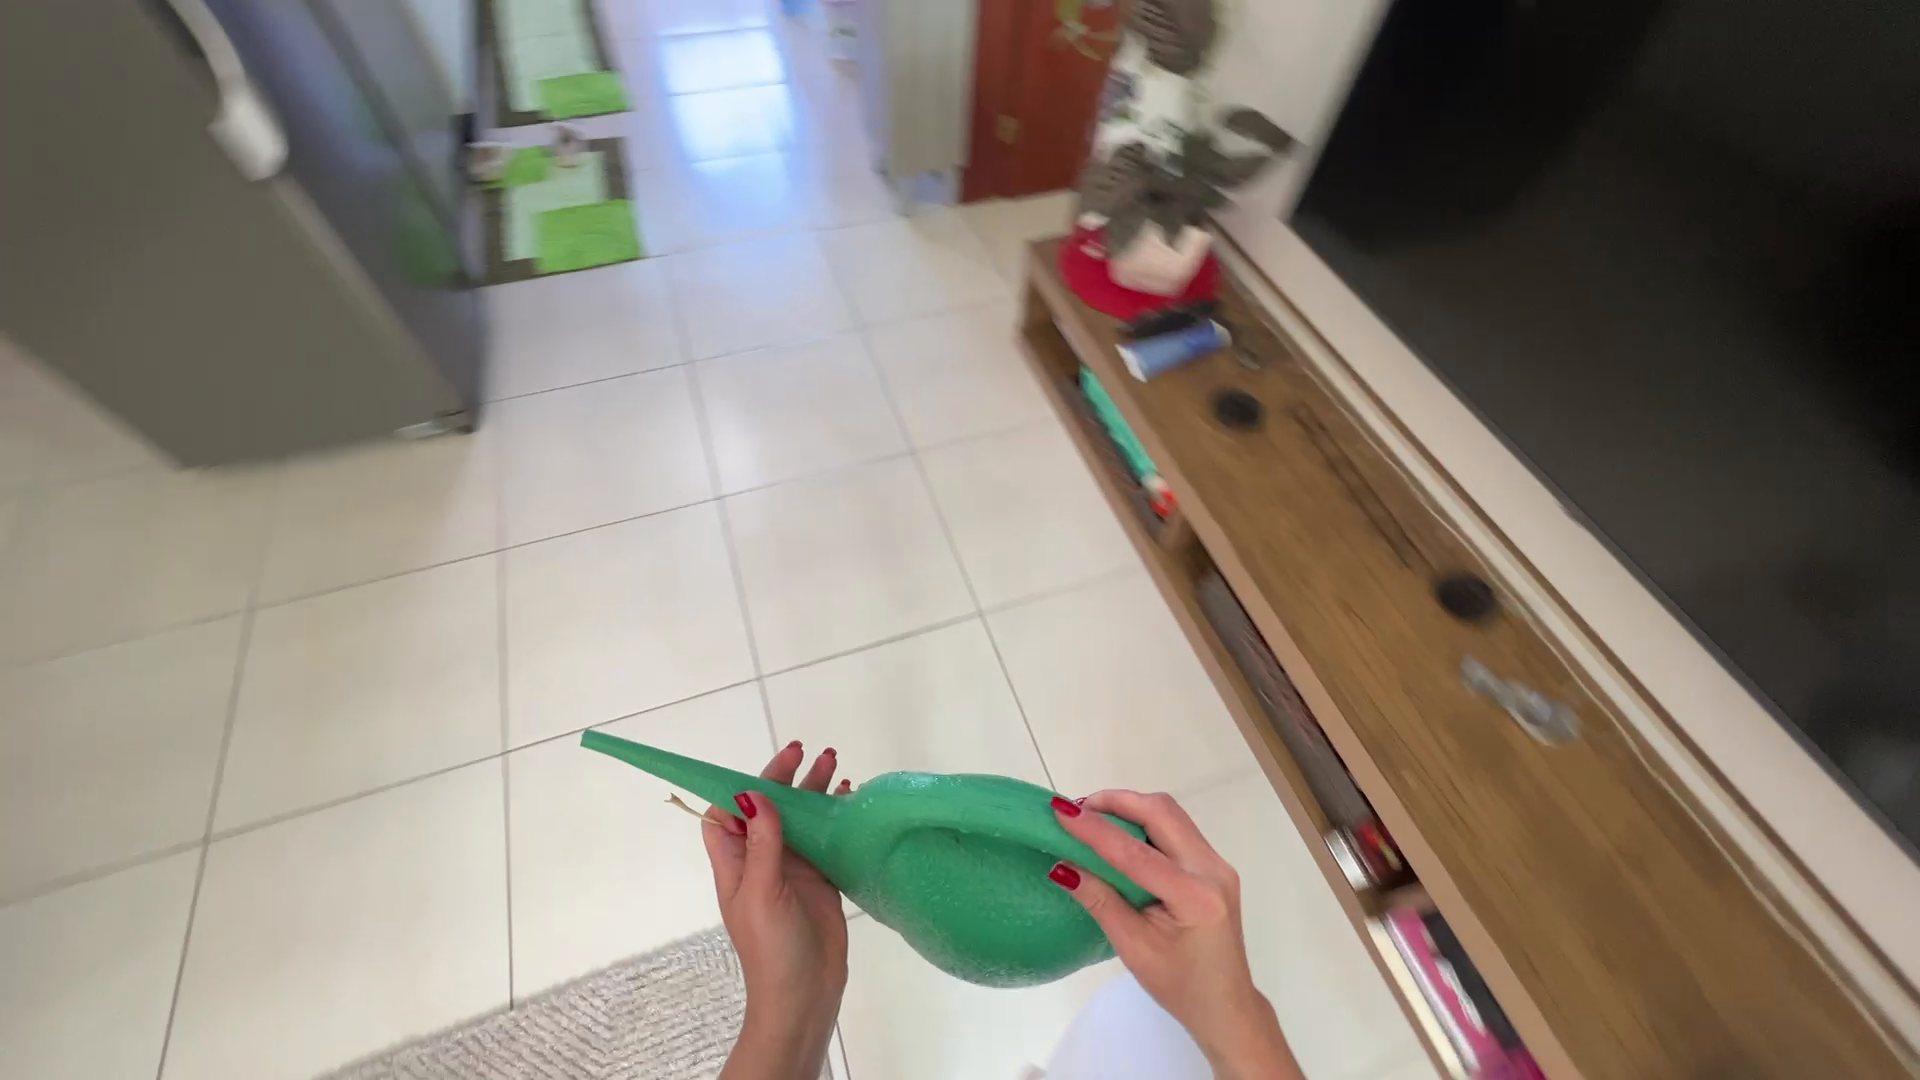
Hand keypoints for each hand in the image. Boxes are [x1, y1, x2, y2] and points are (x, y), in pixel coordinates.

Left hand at [705, 743, 852, 1079]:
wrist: (806, 995)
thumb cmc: (772, 947)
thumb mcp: (762, 892)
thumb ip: (762, 843)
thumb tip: (755, 794)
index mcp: (736, 864)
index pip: (727, 814)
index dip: (740, 786)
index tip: (766, 763)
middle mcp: (762, 860)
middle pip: (769, 808)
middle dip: (783, 777)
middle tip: (804, 749)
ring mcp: (793, 868)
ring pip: (800, 817)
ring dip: (814, 790)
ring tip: (835, 762)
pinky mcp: (821, 878)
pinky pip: (826, 836)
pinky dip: (836, 815)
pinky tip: (850, 798)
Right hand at [1049, 790, 1302, 1079]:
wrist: (1226, 1007)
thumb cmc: (1180, 987)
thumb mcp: (1133, 948)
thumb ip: (1100, 901)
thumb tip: (1061, 866)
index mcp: (1195, 898)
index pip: (1136, 853)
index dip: (1095, 829)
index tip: (1061, 811)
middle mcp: (1212, 870)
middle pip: (1161, 812)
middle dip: (1116, 801)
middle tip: (1078, 808)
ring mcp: (1216, 863)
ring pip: (1170, 813)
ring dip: (1130, 806)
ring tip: (1094, 815)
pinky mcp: (1212, 862)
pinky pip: (1176, 825)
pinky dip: (1144, 819)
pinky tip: (1120, 831)